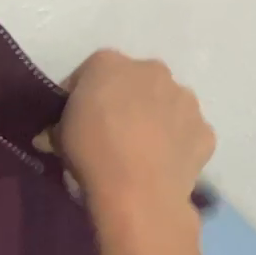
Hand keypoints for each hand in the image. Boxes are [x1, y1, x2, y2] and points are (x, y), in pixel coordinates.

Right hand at [52, 50, 213, 254]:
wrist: (138, 191)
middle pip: (134, 81)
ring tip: (138, 149)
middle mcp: (151, 71)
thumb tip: (50, 136)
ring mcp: (184, 99)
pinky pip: (186, 131)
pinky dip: (176, 142)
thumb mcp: (58, 134)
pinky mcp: (205, 130)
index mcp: (108, 63)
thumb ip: (58, 126)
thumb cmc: (90, 151)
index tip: (75, 118)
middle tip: (109, 130)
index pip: (89, 73)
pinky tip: (161, 163)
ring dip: (154, 117)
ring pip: (165, 103)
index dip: (80, 95)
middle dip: (123, 100)